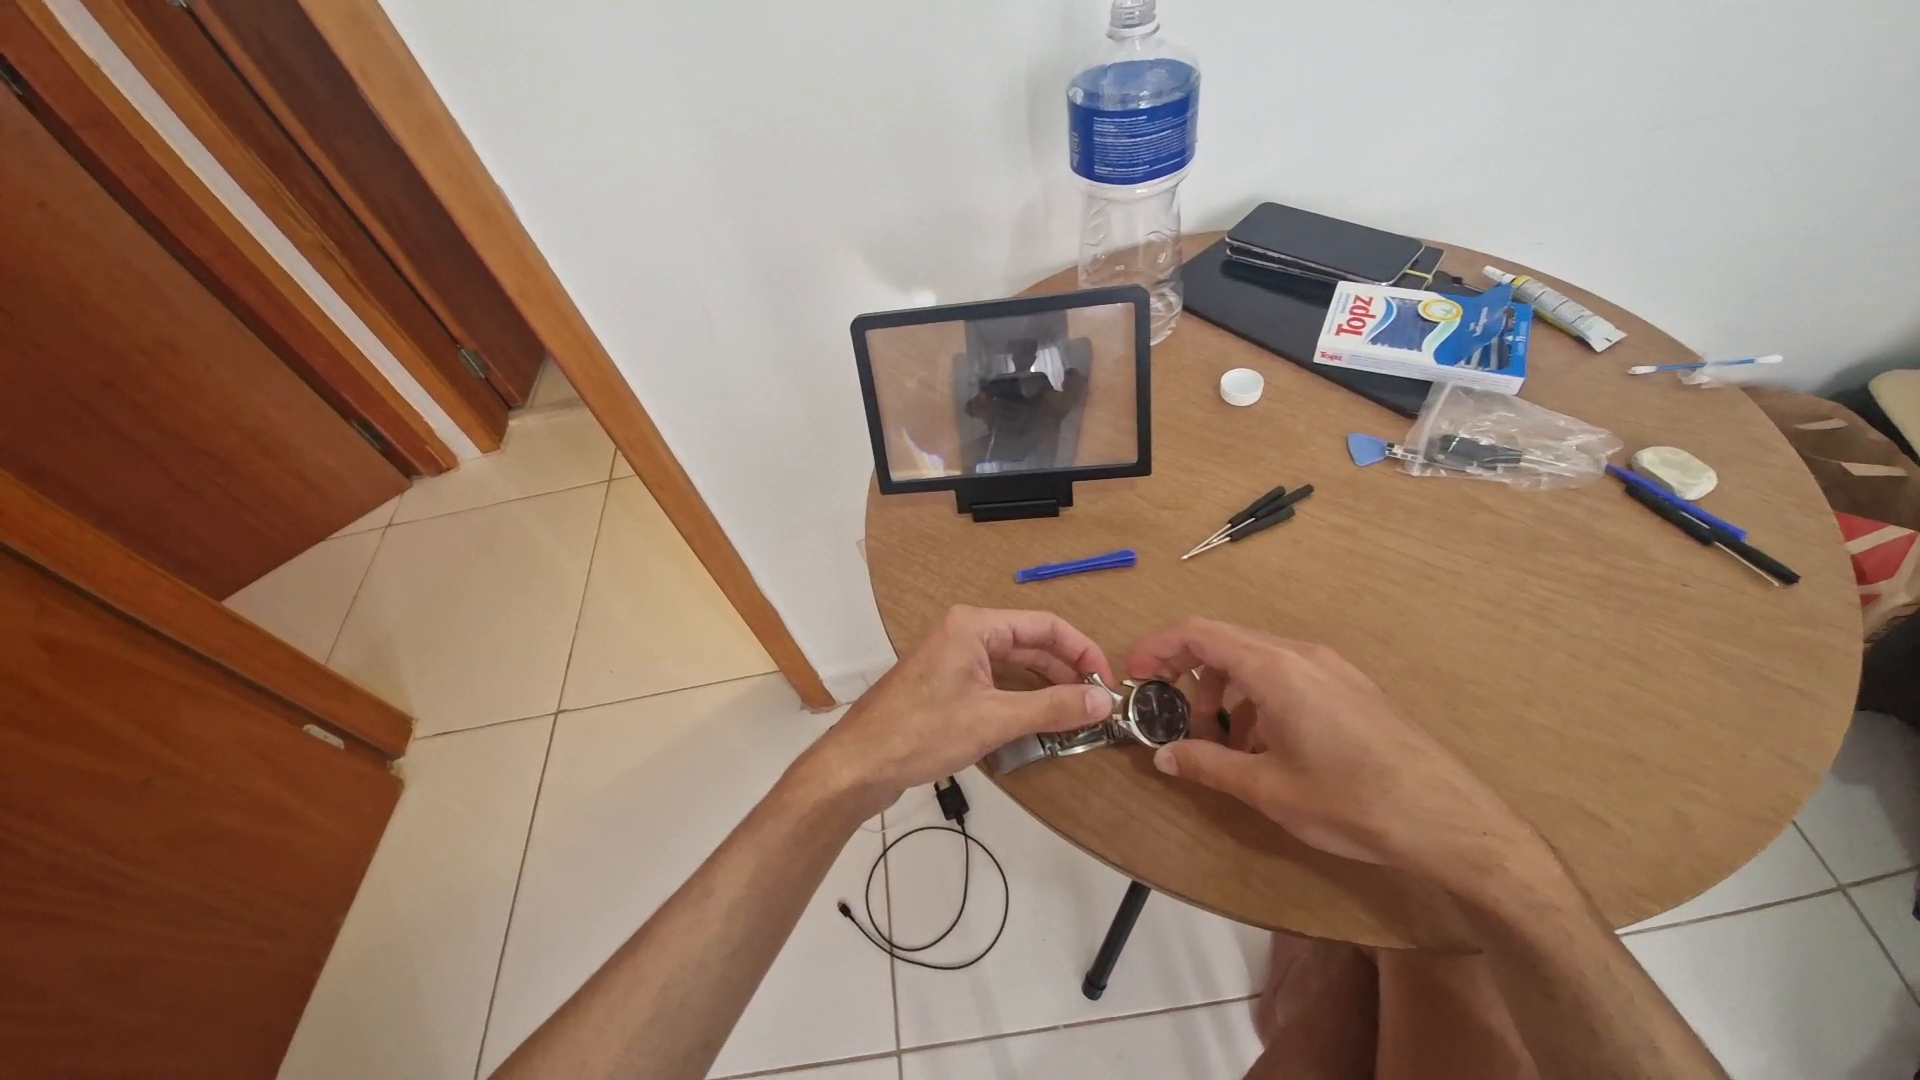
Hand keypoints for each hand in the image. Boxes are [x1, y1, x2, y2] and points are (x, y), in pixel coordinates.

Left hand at [809, 606, 1115, 808]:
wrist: (858, 764)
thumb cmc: (923, 733)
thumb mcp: (994, 719)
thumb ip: (1052, 707)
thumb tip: (1103, 700)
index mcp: (975, 626)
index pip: (1045, 626)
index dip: (1082, 650)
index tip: (1107, 681)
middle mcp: (965, 633)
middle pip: (1030, 643)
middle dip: (1066, 671)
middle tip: (1097, 703)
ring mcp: (953, 659)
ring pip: (1014, 665)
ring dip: (1045, 687)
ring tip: (1077, 714)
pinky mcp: (946, 685)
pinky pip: (995, 682)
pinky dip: (1021, 698)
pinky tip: (1039, 720)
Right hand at [1127, 617, 1541, 884]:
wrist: (1450, 820)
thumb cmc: (1350, 800)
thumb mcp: (1266, 787)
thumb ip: (1206, 764)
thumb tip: (1162, 756)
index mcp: (1275, 668)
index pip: (1198, 633)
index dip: (1157, 647)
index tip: (1135, 677)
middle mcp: (1301, 654)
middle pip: (1225, 642)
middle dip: (1188, 675)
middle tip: (1172, 716)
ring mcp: (1330, 668)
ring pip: (1256, 661)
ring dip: (1225, 692)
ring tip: (1223, 744)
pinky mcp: (1349, 687)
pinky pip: (1287, 676)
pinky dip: (1258, 700)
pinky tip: (1267, 748)